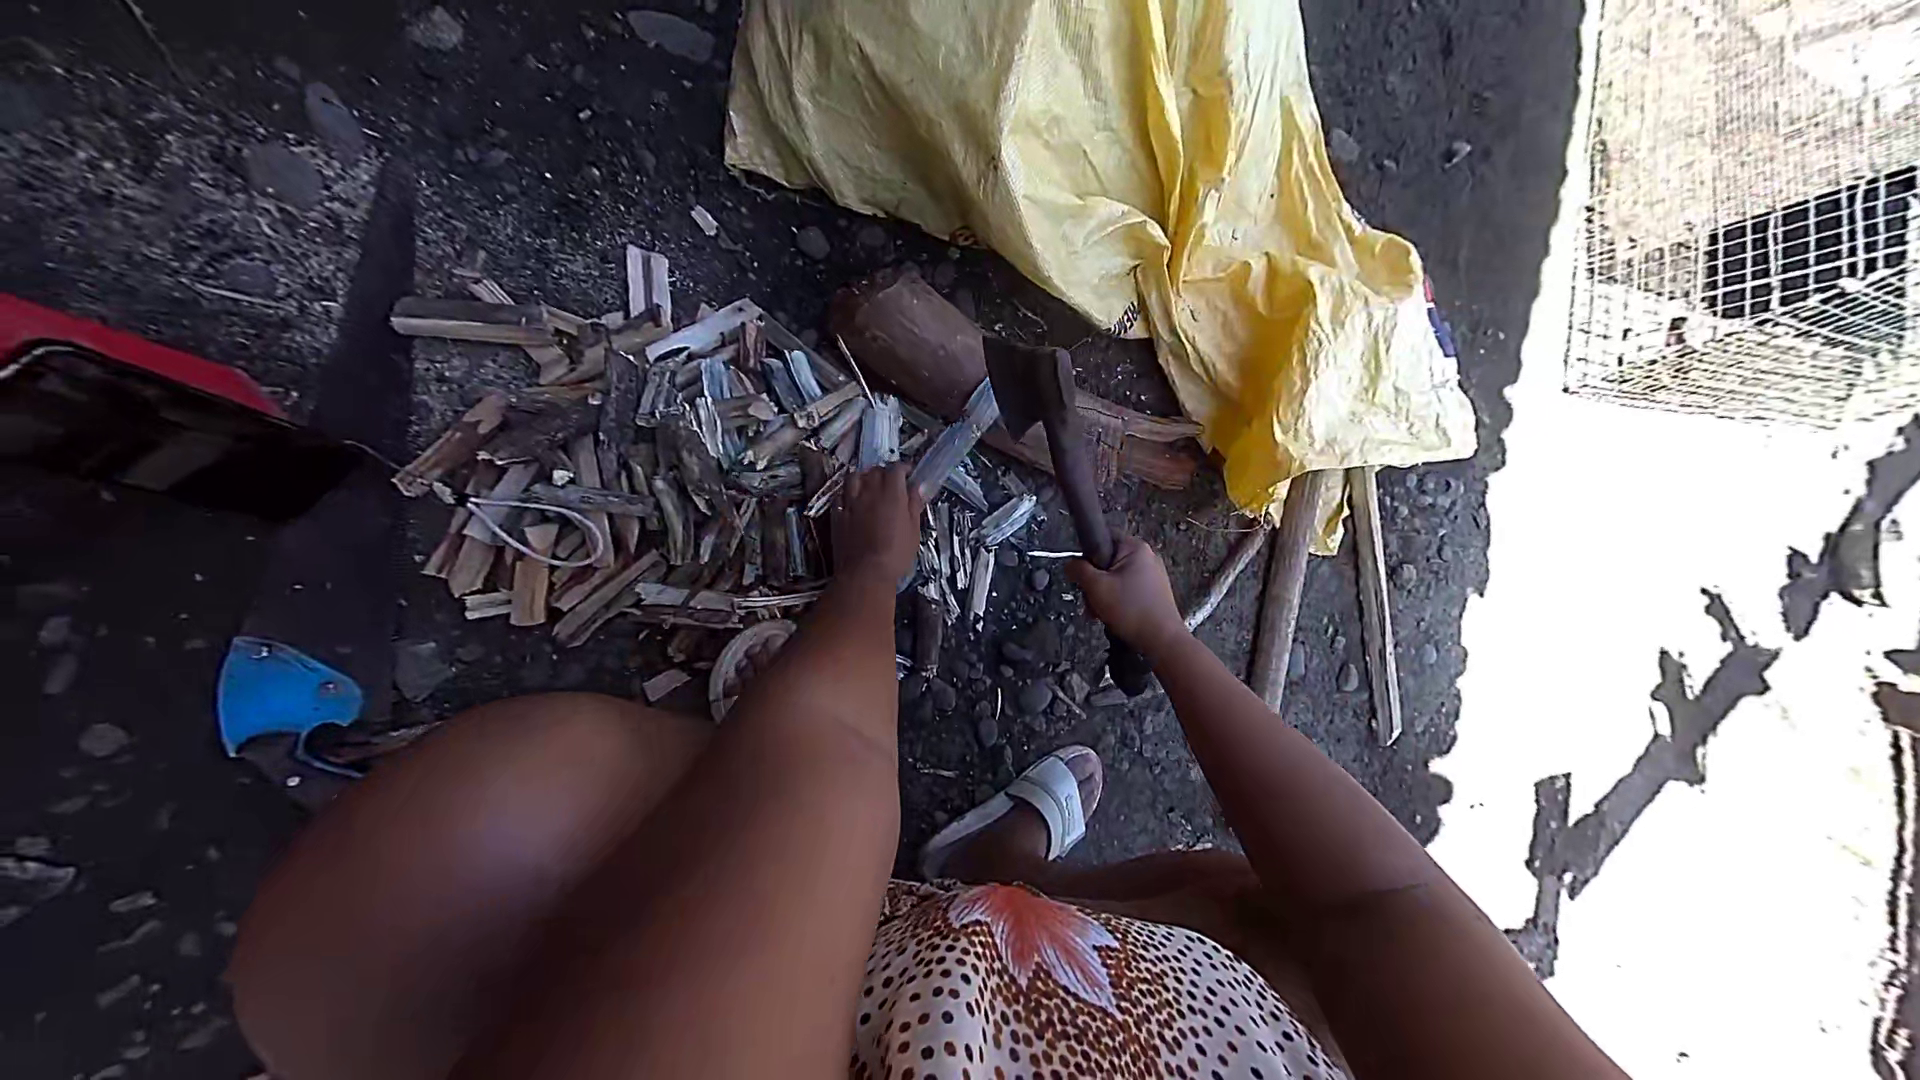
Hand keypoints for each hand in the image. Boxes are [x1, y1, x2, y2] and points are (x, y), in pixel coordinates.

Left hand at [832, 463, 923, 585]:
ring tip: (870, 486)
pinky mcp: (837, 514)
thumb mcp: (913, 530)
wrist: (865, 573)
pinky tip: (854, 501)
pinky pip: (842, 495)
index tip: (909, 475)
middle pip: (875, 471)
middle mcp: (869, 492)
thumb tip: (916, 489)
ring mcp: (850, 502)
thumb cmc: (895, 555)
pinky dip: (849, 493)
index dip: (904, 469)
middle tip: (892, 483)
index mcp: (892, 494)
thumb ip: (914, 505)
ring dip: (864, 477)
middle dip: (885, 473)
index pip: (896, 469)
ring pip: (854, 477)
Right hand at [1066, 535, 1185, 656]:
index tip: (1082, 572)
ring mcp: (1152, 575)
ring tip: (1100, 612)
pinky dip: (1115, 601)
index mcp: (1135, 548)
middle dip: (1094, 582)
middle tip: (1091, 599)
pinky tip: (1112, 616)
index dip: (1087, 554)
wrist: (1161, 640)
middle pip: (1107, 561)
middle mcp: (1146, 557)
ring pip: (1115, 578)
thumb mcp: (1095, 587)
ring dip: (1102, 595)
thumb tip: (1070, 564)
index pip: (1103, 536)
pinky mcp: (1153, 592)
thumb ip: (1078, 570)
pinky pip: (1126, 590)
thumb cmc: (1132, 611)